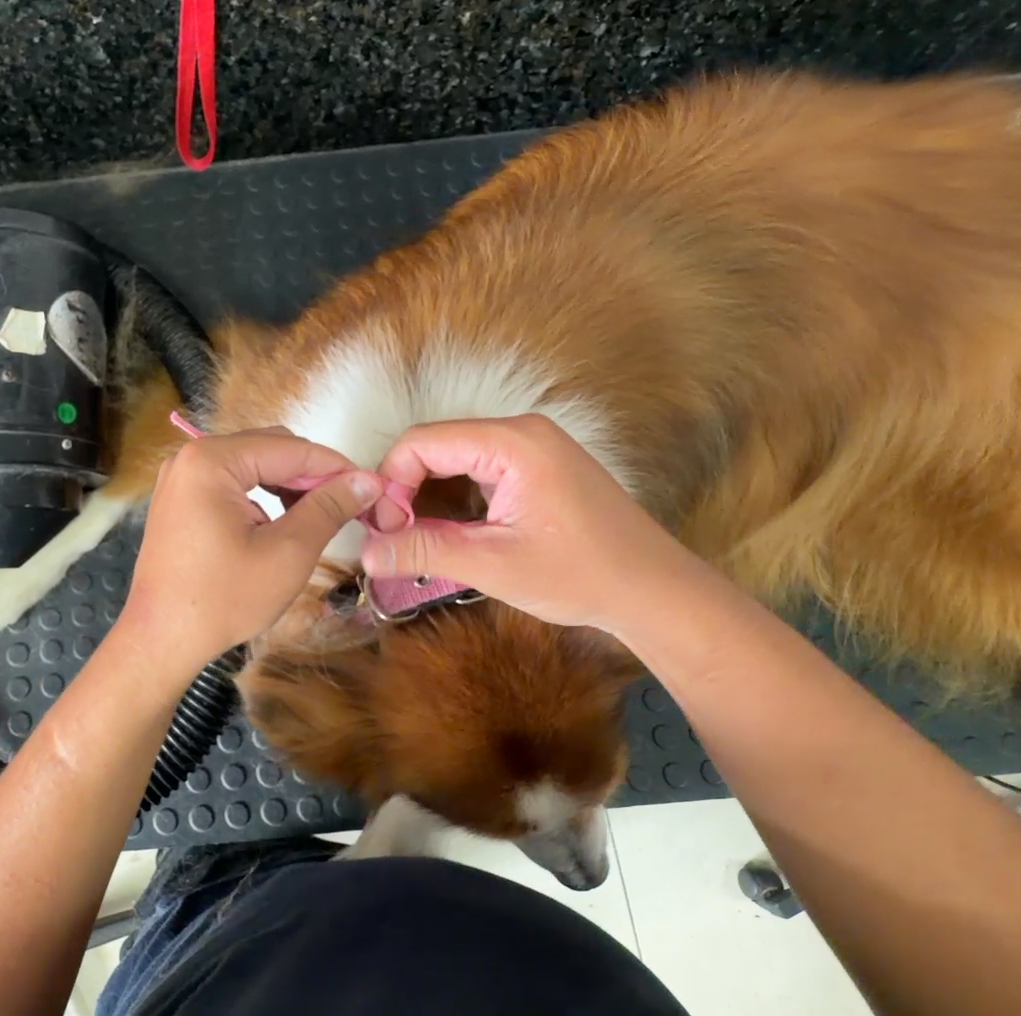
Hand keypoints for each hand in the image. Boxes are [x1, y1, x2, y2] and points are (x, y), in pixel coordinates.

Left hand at [117, 428, 382, 671]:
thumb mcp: (287, 553)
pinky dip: (262, 495)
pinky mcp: (179, 499)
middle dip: (312, 474)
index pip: (290, 449)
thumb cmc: (223, 598)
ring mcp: (180, 477)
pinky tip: (284, 521)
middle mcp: (190, 457)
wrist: (161, 639)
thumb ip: (328, 508)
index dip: (337, 467)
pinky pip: (231, 482)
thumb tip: (367, 481)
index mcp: (211, 460)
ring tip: (322, 516)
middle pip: (268, 448)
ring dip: (288, 484)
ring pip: (251, 464)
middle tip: (350, 505)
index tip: (375, 488)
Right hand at [360, 415, 701, 634]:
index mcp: (513, 442)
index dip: (391, 484)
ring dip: (427, 492)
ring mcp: (533, 444)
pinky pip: (477, 465)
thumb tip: (366, 554)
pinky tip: (449, 527)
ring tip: (417, 536)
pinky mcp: (538, 463)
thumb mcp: (493, 565)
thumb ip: (424, 551)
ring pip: (452, 455)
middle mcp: (521, 430)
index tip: (387, 531)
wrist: (654, 590)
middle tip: (396, 536)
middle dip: (405, 488)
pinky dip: (452, 493)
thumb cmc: (580, 575)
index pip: (421, 442)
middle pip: (435, 445)